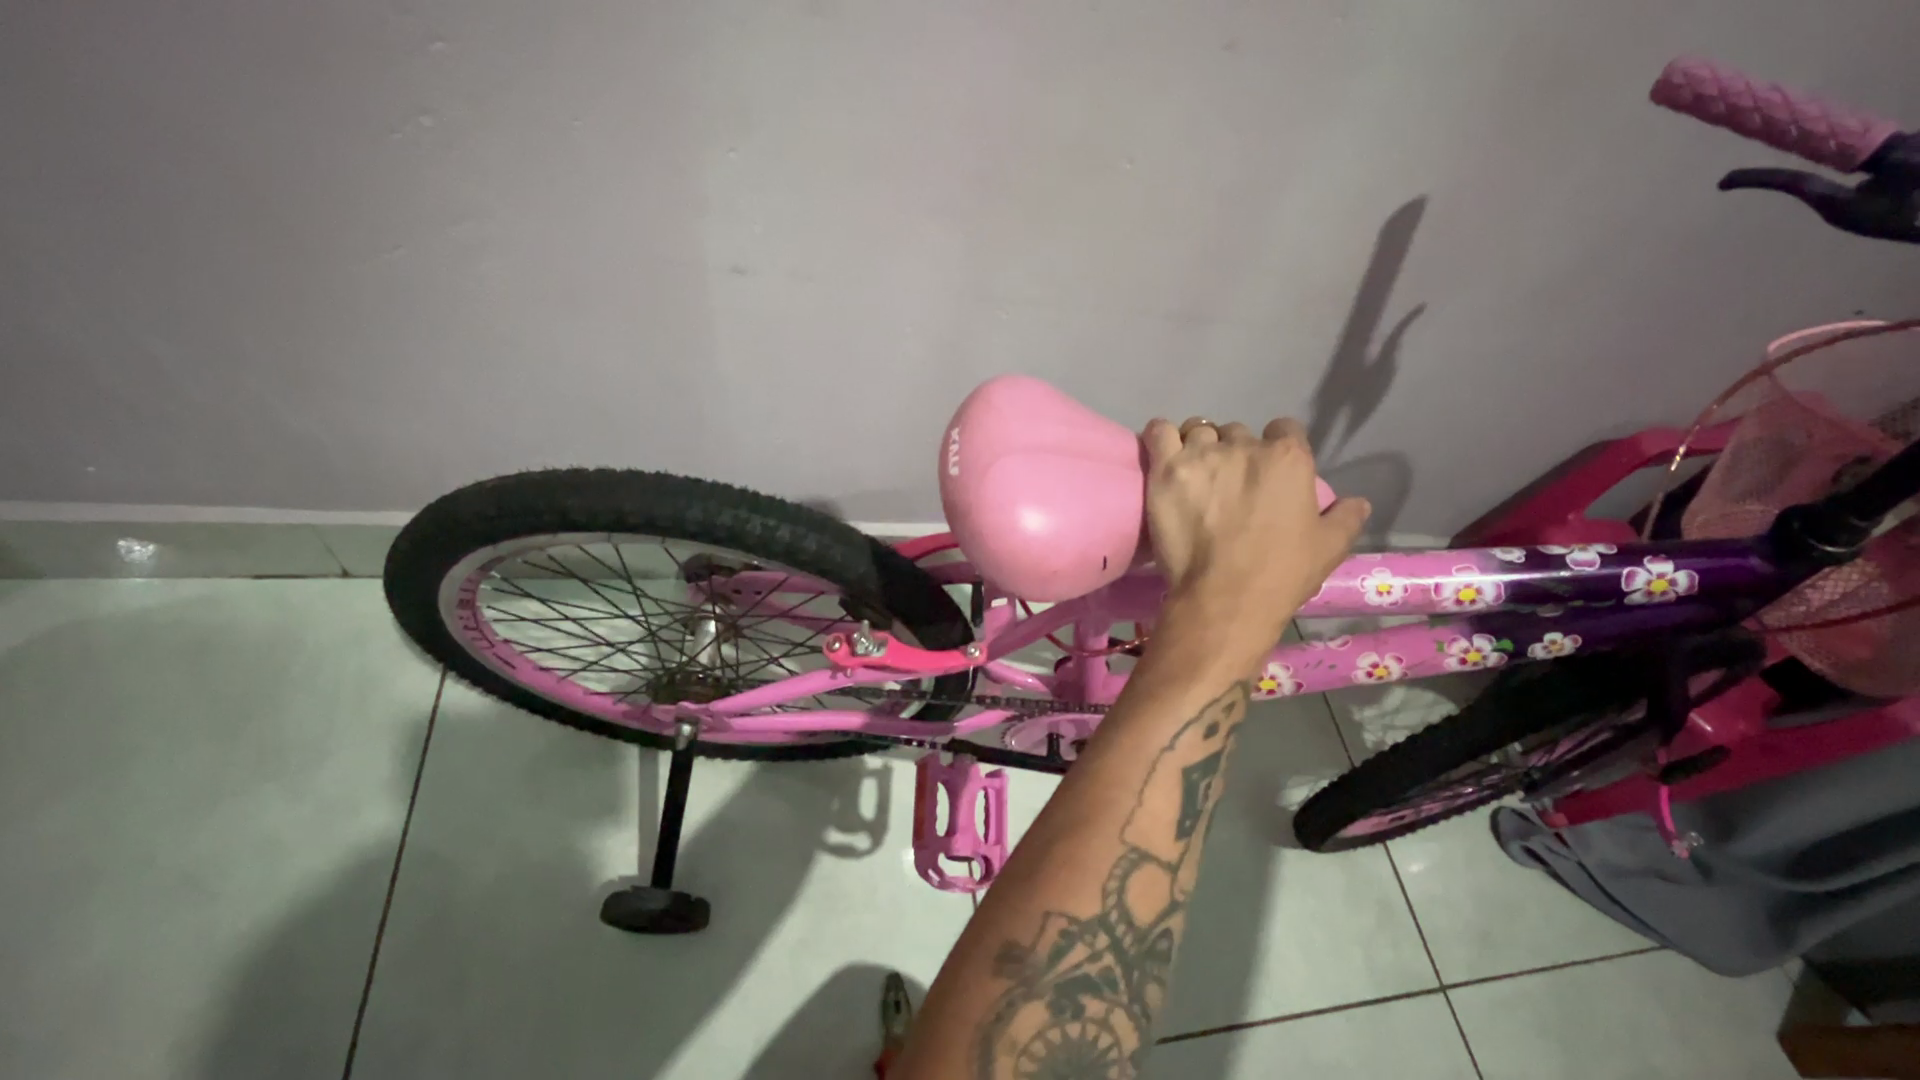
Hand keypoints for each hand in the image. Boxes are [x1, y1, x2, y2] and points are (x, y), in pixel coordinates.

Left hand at [1142, 417, 1369, 655]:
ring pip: (1198, 430)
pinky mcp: (1166, 471)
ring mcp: (1201, 455)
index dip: (1276, 447)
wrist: (1226, 597)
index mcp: (1288, 458)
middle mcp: (1244, 446)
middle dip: (1234, 451)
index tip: (1267, 472)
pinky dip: (1161, 437)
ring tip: (1194, 473)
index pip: (1285, 429)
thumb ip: (1345, 518)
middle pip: (1237, 432)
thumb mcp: (1330, 548)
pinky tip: (1164, 453)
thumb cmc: (1281, 574)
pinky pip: (1159, 433)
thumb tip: (1358, 502)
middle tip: (1227, 484)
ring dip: (1198, 445)